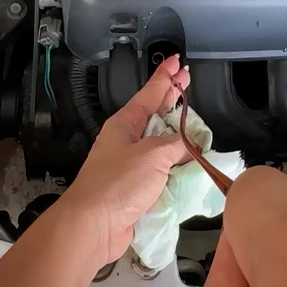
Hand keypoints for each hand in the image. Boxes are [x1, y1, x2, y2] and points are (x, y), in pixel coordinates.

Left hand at [46, 55, 190, 267]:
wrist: (92, 226)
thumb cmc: (118, 183)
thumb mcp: (153, 155)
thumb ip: (176, 145)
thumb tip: (190, 143)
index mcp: (126, 123)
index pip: (151, 92)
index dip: (166, 76)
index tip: (176, 60)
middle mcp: (127, 140)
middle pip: (154, 112)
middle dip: (171, 97)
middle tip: (186, 80)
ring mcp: (129, 164)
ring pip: (158, 142)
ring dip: (176, 134)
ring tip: (193, 123)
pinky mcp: (134, 187)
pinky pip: (159, 169)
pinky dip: (174, 165)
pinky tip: (187, 164)